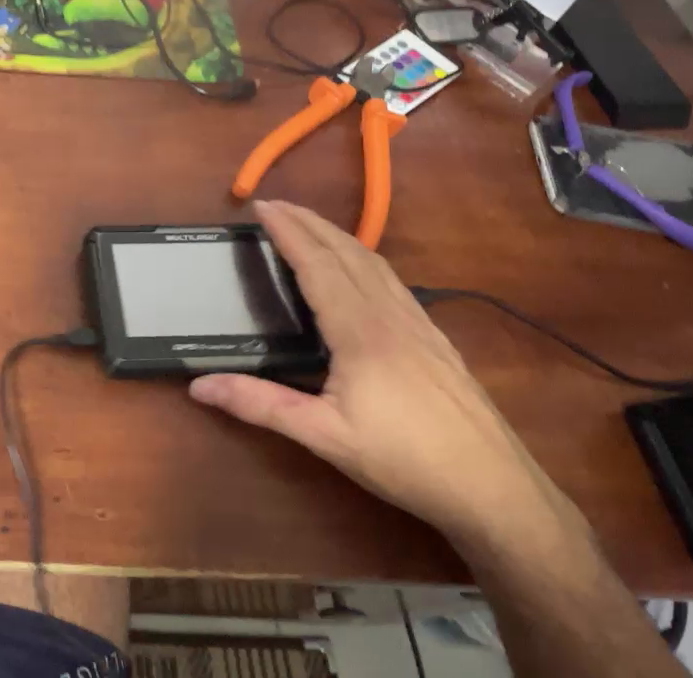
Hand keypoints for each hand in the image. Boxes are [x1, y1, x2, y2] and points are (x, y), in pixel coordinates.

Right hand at [189, 202, 583, 552]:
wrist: (493, 487)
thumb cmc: (404, 459)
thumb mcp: (324, 435)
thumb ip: (261, 405)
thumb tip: (199, 386)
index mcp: (359, 330)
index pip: (317, 265)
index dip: (288, 232)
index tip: (261, 206)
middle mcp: (390, 315)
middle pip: (347, 253)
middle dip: (310, 223)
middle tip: (276, 204)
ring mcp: (419, 324)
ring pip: (375, 263)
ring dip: (338, 236)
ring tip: (310, 225)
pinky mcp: (435, 339)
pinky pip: (393, 282)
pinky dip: (365, 259)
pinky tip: (362, 269)